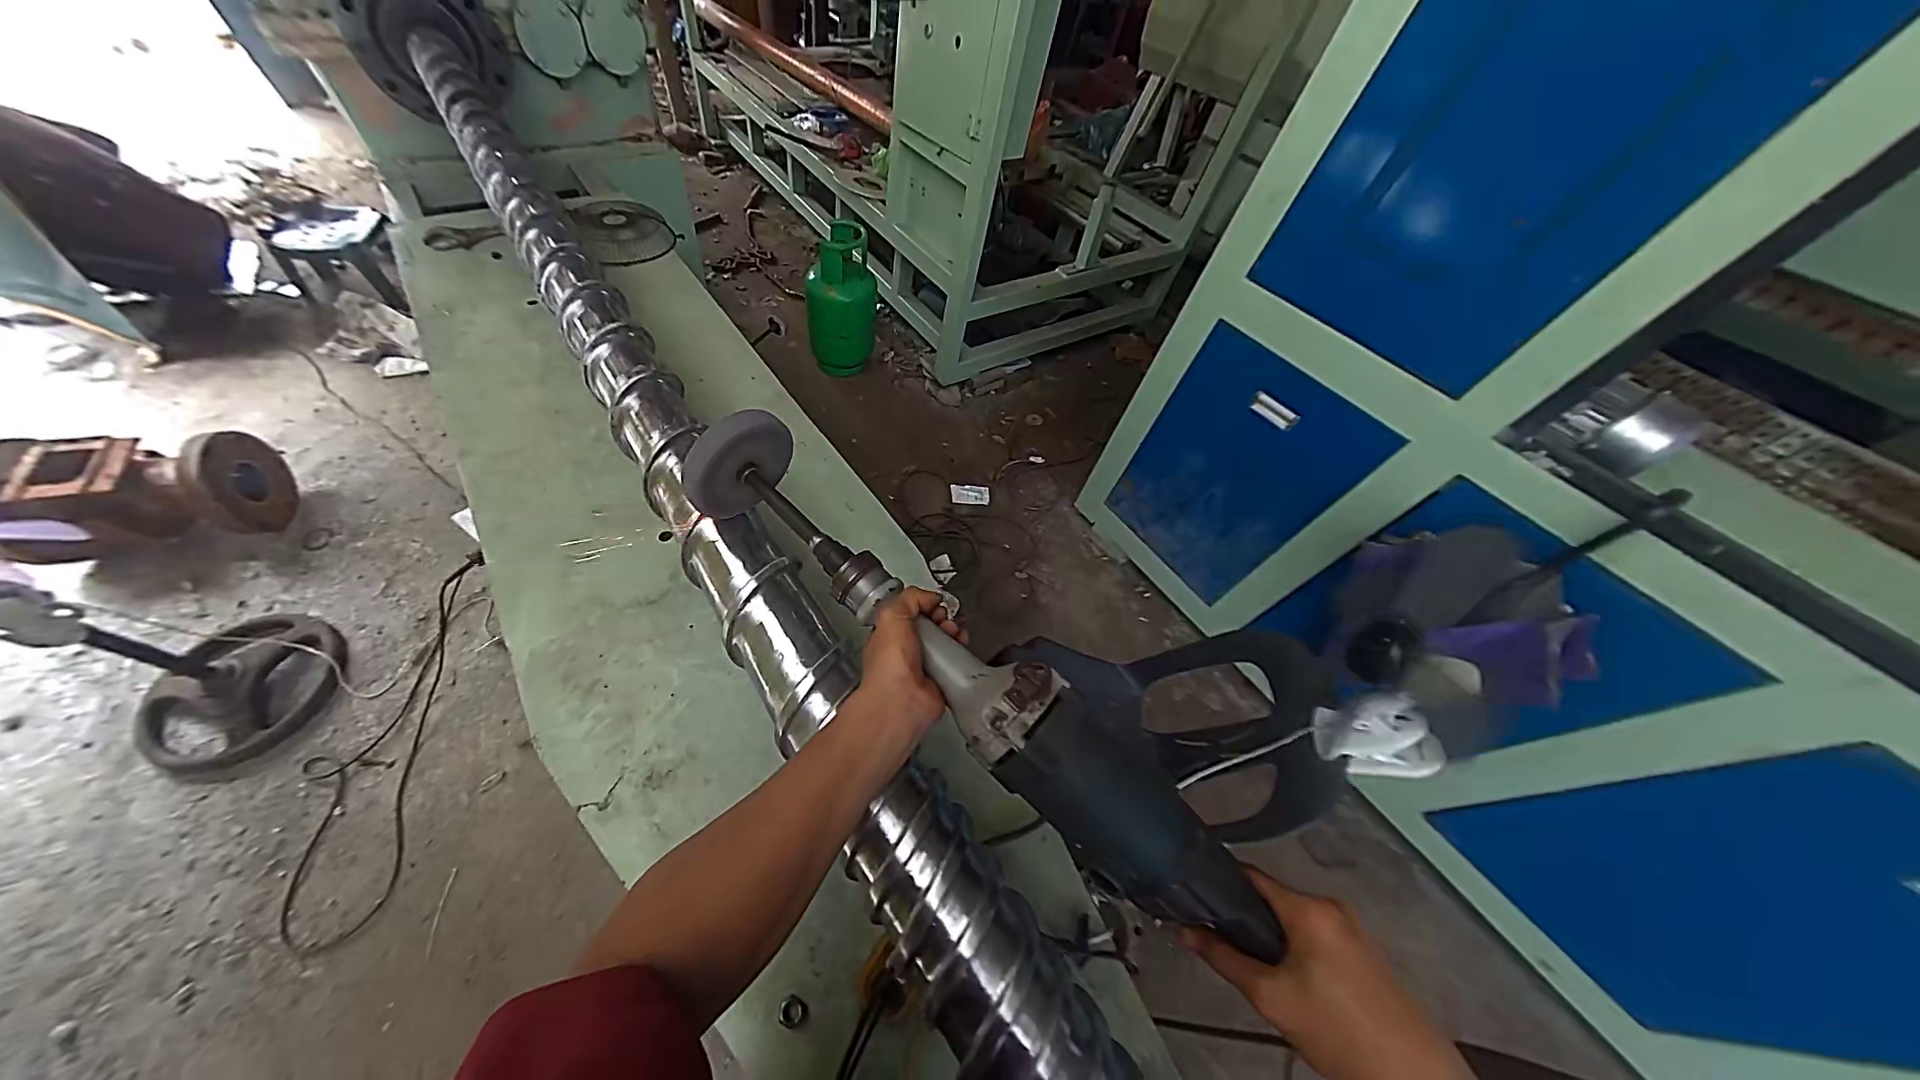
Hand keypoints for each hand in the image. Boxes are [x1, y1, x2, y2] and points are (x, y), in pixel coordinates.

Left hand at [849, 586, 964, 739]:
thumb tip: (931, 597)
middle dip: (943, 618)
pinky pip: (958, 660)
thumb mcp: (891, 615)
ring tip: (955, 632)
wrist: (902, 700)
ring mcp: (926, 666)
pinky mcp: (943, 679)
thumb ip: (910, 598)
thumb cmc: (889, 664)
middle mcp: (907, 650)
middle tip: (944, 620)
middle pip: (933, 625)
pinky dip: (963, 652)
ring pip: (947, 641)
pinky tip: (962, 646)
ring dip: (954, 632)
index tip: (933, 604)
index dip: (925, 605)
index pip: (912, 612)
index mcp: (891, 634)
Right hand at [1179, 867, 1472, 1079]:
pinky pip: (1316, 937)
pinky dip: (1297, 951)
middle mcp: (1332, 907)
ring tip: (1261, 974)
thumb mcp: (1271, 997)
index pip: (1249, 874)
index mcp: (1309, 907)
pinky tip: (1295, 985)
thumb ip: (1223, 958)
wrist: (1413, 1078)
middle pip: (1271, 899)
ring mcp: (1353, 929)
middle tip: (1228, 950)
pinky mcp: (1365, 953)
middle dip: (1247, 921)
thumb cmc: (1338, 1030)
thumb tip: (1185, 931)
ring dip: (1272, 939)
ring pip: (1293, 921)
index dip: (1219, 884)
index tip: (1195, 900)